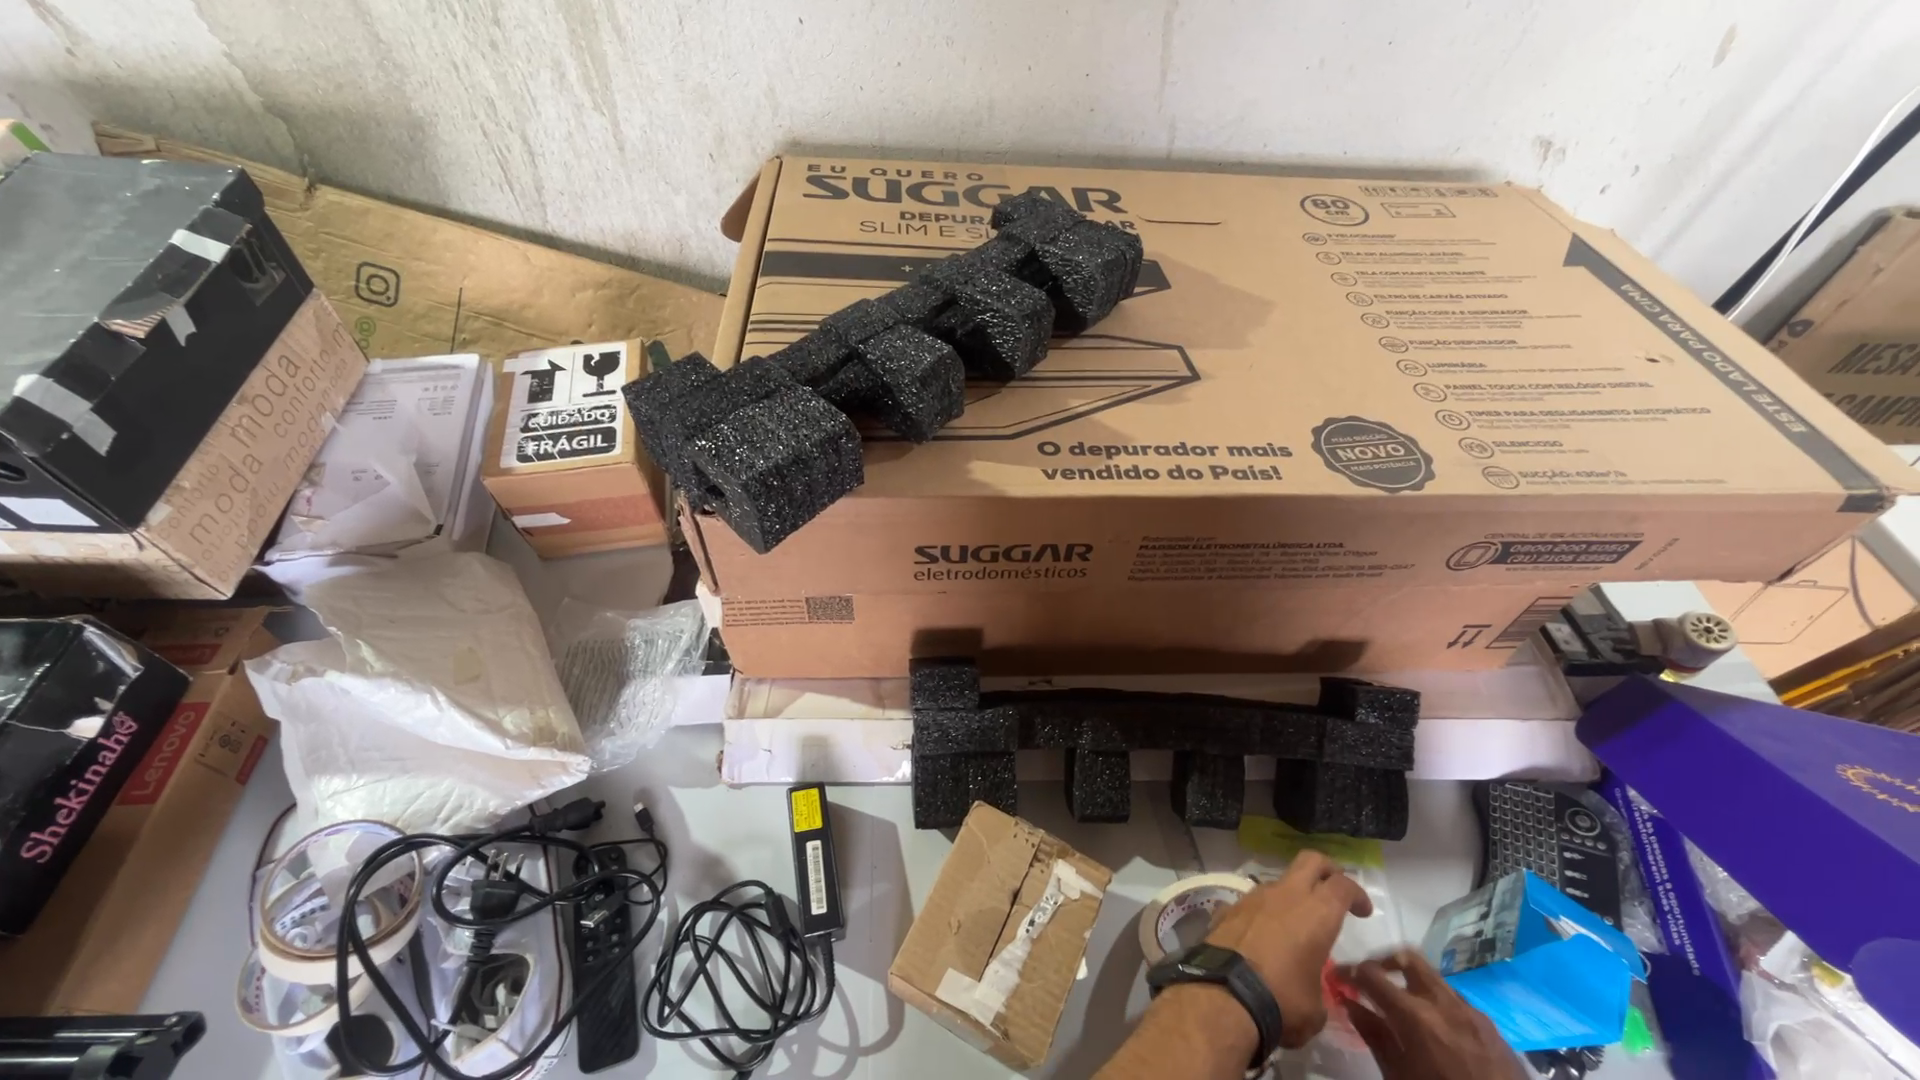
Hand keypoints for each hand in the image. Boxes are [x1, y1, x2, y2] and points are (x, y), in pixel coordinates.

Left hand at [1203, 851, 1373, 1047]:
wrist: (1222, 995)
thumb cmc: (1282, 1000)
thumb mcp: (1316, 1008)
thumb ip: (1318, 989)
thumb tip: (1310, 993)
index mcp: (1316, 913)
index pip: (1343, 885)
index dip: (1357, 894)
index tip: (1362, 911)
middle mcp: (1285, 895)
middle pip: (1310, 861)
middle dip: (1326, 870)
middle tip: (1333, 890)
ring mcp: (1251, 898)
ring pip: (1278, 882)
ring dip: (1290, 896)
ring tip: (1292, 926)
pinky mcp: (1227, 909)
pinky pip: (1250, 904)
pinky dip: (1260, 914)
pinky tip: (1259, 938)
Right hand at [1340, 949, 1529, 1079]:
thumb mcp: (1398, 1075)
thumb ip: (1373, 1035)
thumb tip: (1349, 1004)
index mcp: (1415, 1016)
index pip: (1371, 974)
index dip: (1349, 971)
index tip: (1338, 977)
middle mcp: (1443, 1002)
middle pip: (1408, 957)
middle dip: (1384, 961)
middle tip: (1371, 979)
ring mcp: (1470, 1011)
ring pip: (1433, 977)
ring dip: (1412, 981)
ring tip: (1401, 1005)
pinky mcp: (1489, 1024)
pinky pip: (1455, 999)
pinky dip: (1436, 1001)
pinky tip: (1433, 1027)